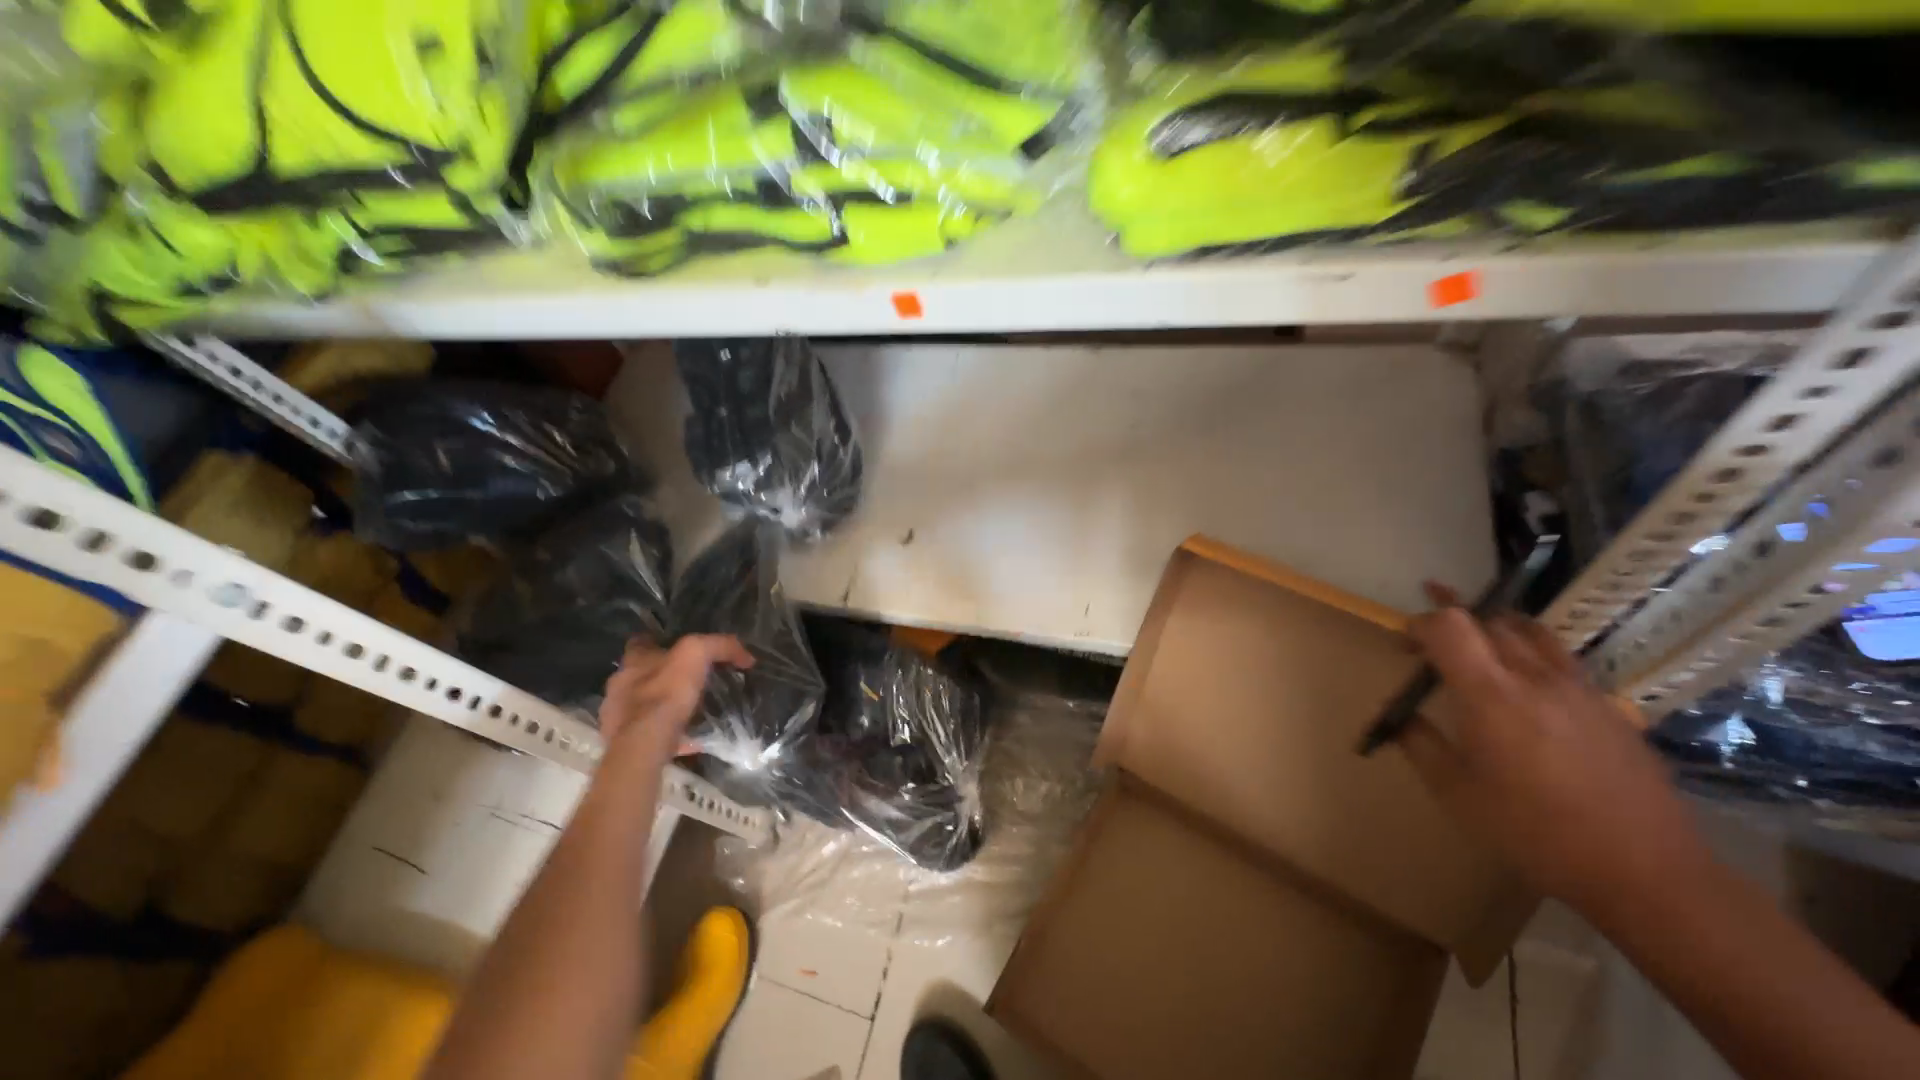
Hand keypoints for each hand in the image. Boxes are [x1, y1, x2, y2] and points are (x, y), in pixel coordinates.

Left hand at [598, 635, 753, 761]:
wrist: (643, 744)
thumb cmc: (665, 693)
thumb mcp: (696, 654)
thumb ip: (718, 646)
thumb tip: (745, 655)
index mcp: (632, 661)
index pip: (642, 642)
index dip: (662, 643)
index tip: (683, 650)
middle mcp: (621, 685)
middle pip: (644, 675)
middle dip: (665, 678)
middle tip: (693, 683)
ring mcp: (619, 716)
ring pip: (646, 706)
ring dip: (665, 707)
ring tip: (693, 713)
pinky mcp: (626, 742)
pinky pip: (652, 734)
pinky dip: (670, 735)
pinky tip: (691, 739)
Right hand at [1399, 584, 1708, 913]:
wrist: (1643, 868)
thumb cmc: (1534, 833)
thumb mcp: (1458, 795)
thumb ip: (1421, 746)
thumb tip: (1399, 718)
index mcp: (1492, 696)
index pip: (1449, 626)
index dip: (1420, 624)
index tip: (1404, 644)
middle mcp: (1536, 677)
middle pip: (1490, 621)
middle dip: (1452, 620)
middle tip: (1428, 640)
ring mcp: (1579, 688)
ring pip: (1531, 632)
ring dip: (1495, 628)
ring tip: (1477, 642)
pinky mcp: (1609, 705)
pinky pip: (1561, 658)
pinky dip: (1531, 652)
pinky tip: (1526, 682)